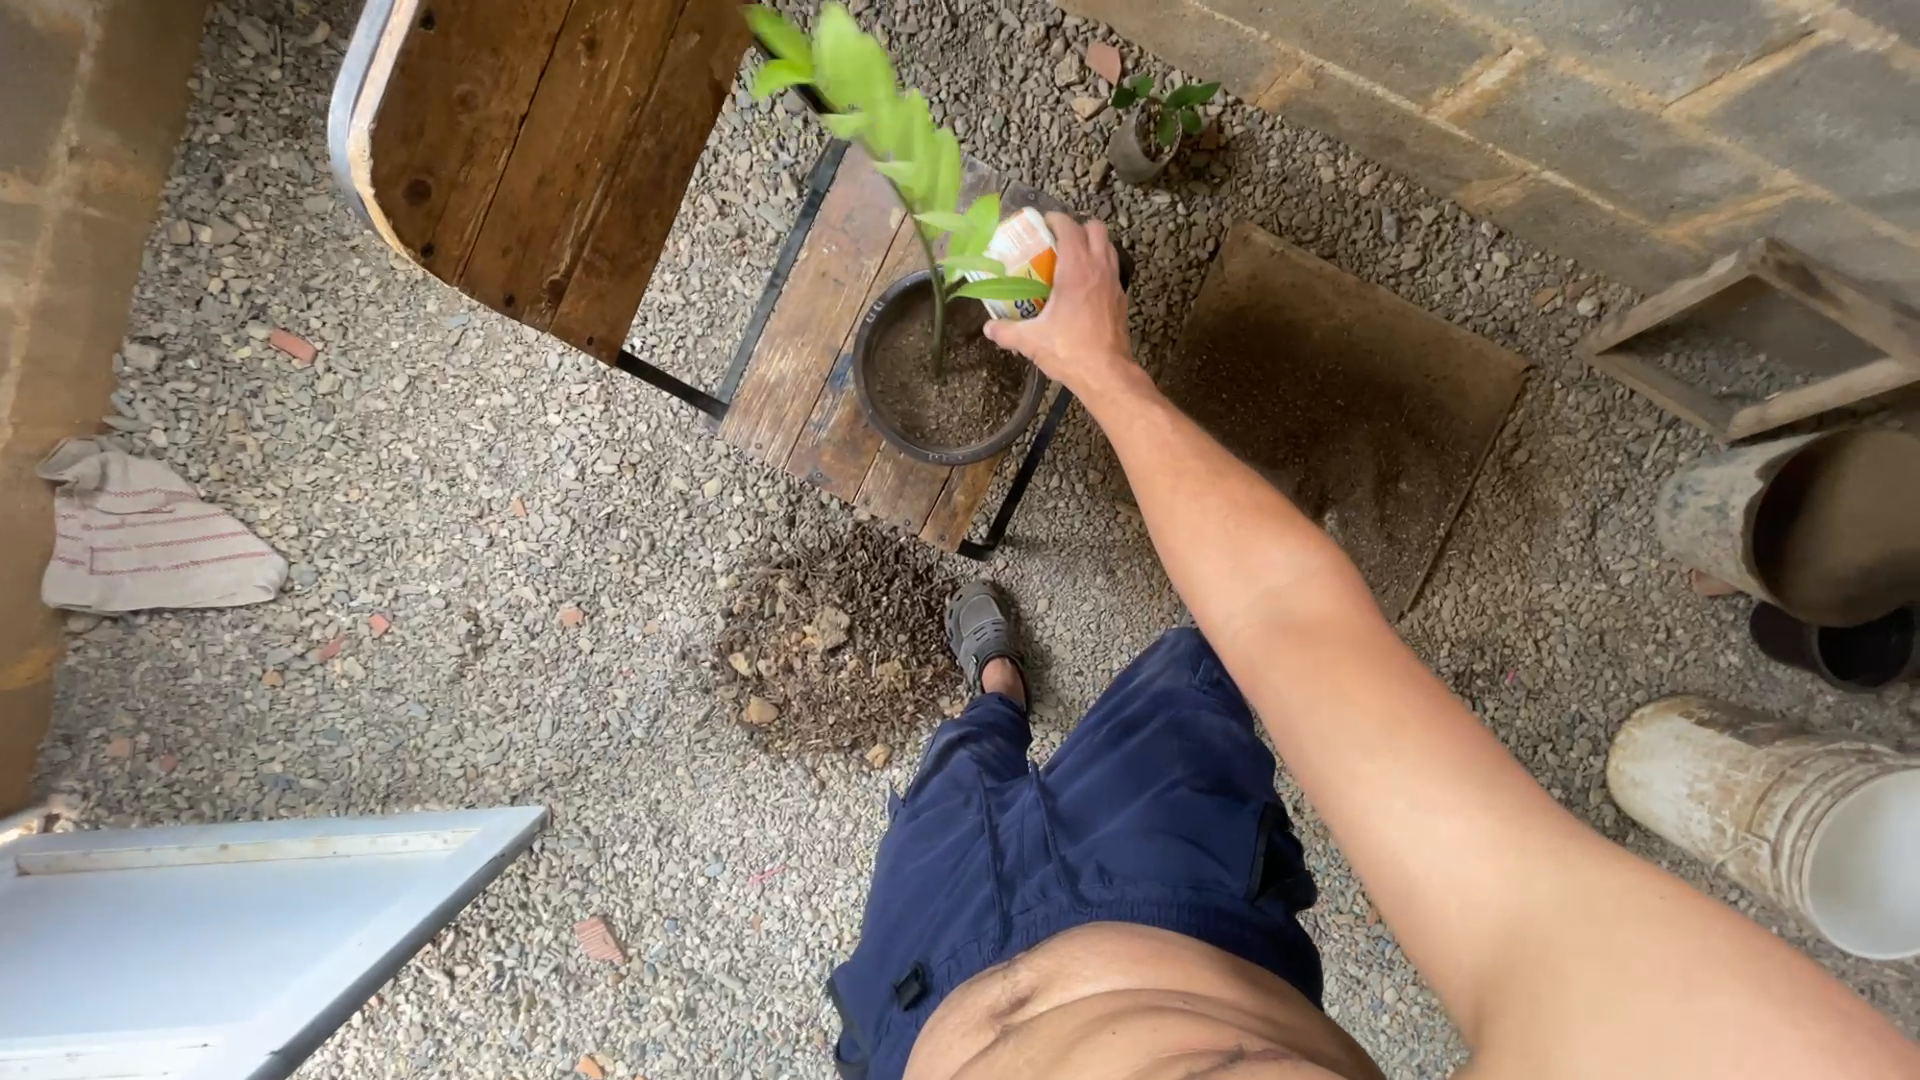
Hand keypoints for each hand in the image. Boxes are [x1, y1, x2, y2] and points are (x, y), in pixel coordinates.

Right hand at [984, 213, 1135, 395]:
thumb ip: (1006, 332)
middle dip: (1078, 228)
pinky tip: (1085, 287)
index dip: (1056, 220)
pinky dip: (1100, 269)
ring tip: (1073, 260)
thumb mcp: (1031, 341)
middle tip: (1059, 241)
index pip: (1070, 228)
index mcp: (1076, 269)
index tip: (1044, 223)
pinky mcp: (1121, 300)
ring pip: (1108, 248)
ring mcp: (1114, 283)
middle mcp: (1099, 269)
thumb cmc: (1070, 351)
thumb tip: (988, 328)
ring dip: (1093, 246)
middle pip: (1096, 229)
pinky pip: (1112, 272)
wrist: (1106, 373)